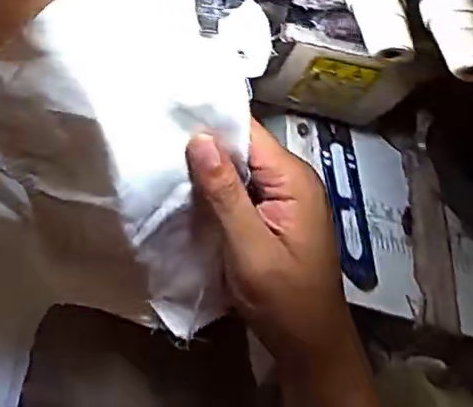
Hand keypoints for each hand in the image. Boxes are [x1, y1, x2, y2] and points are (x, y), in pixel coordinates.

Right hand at [187, 120, 377, 406]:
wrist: (312, 354)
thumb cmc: (285, 304)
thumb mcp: (250, 250)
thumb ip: (225, 193)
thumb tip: (199, 138)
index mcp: (293, 178)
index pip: (247, 131)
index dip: (210, 123)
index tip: (170, 118)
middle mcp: (292, 178)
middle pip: (241, 145)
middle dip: (204, 145)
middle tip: (160, 142)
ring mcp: (283, 195)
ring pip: (238, 165)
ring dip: (207, 167)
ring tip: (167, 162)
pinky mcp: (272, 211)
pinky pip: (240, 185)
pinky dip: (216, 187)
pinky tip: (190, 192)